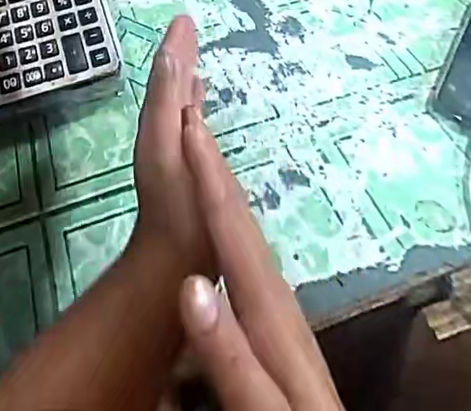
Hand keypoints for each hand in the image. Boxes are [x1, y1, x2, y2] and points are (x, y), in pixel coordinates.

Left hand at [128, 16, 212, 273]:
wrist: (177, 259)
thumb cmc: (178, 204)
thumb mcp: (169, 145)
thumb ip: (168, 100)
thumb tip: (171, 53)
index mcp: (157, 121)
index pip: (165, 74)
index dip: (174, 47)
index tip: (184, 19)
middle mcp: (162, 130)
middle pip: (169, 83)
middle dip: (179, 54)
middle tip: (188, 26)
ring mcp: (174, 148)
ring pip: (178, 99)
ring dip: (184, 73)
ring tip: (192, 52)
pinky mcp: (188, 163)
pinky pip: (188, 119)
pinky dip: (192, 100)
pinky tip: (198, 100)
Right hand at [177, 103, 341, 409]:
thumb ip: (231, 354)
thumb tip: (190, 284)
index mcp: (270, 315)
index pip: (233, 233)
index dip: (209, 176)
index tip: (190, 124)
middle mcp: (277, 301)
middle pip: (242, 222)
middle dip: (215, 167)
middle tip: (192, 116)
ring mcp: (280, 313)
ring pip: (246, 235)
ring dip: (221, 188)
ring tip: (201, 152)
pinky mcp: (276, 329)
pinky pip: (246, 258)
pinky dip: (229, 225)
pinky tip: (221, 226)